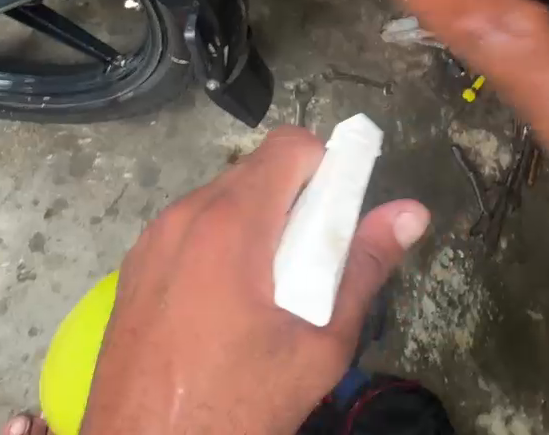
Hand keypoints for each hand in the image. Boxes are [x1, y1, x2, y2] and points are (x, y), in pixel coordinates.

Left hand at [83, 127, 428, 434]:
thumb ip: (366, 266)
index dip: (325, 167)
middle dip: (295, 199)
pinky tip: (224, 304)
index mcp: (231, 222)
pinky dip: (220, 241)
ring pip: (224, 195)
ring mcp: (153, 238)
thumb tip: (414, 212)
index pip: (291, 144)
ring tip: (267, 292)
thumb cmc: (237, 405)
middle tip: (309, 265)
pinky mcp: (134, 264)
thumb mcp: (319, 344)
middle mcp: (186, 213)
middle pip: (258, 168)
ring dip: (257, 220)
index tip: (336, 216)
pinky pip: (192, 225)